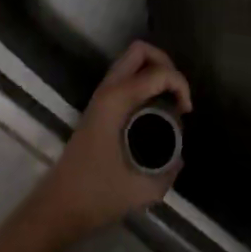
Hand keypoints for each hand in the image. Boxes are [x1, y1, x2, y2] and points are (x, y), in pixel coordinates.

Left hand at [27, 41, 192, 241]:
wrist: (63, 201)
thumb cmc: (101, 193)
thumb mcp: (146, 187)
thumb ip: (170, 167)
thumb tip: (180, 153)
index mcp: (118, 100)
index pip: (157, 71)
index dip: (180, 84)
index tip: (187, 113)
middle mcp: (108, 88)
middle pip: (140, 50)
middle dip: (166, 65)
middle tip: (179, 97)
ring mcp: (101, 94)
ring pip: (131, 61)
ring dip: (155, 72)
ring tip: (171, 102)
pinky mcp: (100, 104)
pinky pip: (125, 77)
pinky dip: (144, 82)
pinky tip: (155, 110)